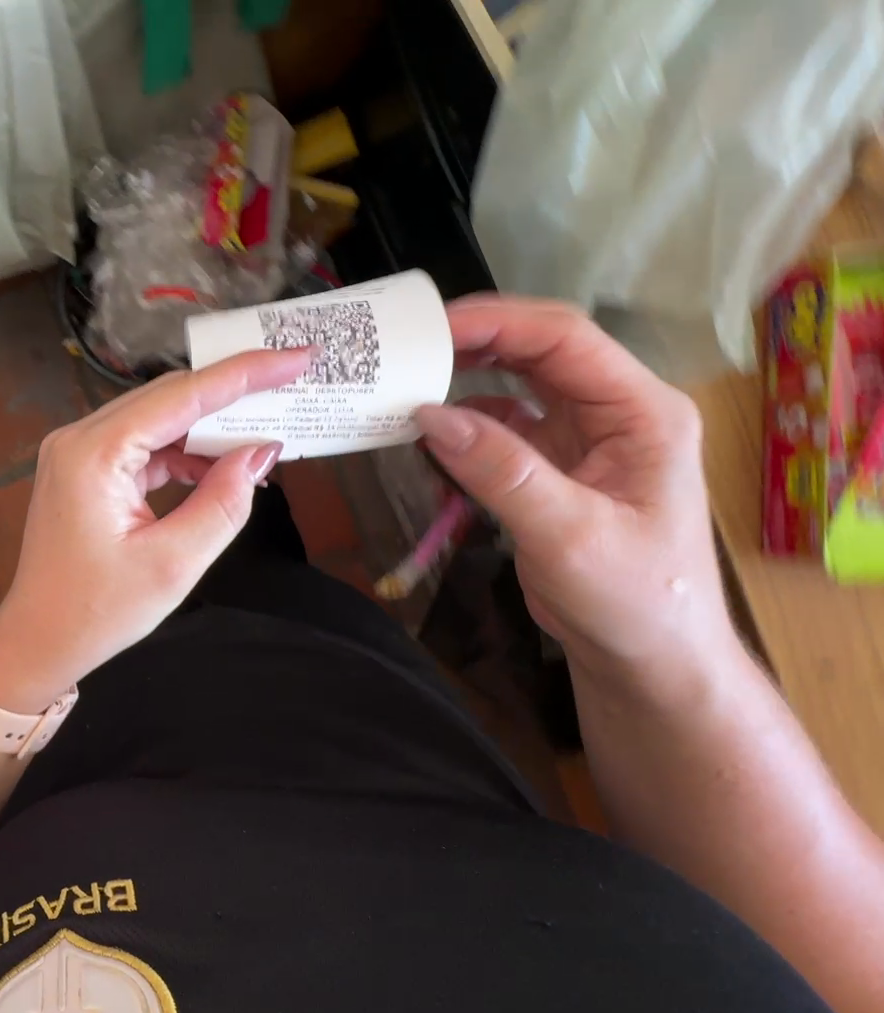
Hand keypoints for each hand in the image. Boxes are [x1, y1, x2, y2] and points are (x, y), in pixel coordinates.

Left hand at [0, 348, 310, 713]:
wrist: (39, 639)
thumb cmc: (97, 611)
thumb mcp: (173, 563)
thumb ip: (223, 502)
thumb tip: (262, 451)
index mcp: (93, 454)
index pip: (181, 397)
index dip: (245, 373)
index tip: (298, 356)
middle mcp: (77, 439)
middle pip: (166, 399)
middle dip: (231, 395)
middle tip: (293, 389)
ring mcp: (75, 453)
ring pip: (155, 420)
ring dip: (208, 429)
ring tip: (265, 438)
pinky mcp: (81, 471)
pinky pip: (141, 447)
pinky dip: (182, 455)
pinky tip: (219, 470)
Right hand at [414, 296, 736, 679]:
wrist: (646, 652)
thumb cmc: (630, 595)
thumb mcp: (565, 533)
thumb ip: (501, 471)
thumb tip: (428, 416)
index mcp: (641, 411)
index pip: (565, 340)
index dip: (496, 323)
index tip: (427, 330)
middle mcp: (613, 411)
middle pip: (539, 349)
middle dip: (474, 338)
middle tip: (404, 346)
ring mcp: (580, 437)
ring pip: (516, 382)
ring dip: (462, 375)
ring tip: (403, 378)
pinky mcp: (550, 465)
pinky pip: (499, 424)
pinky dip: (459, 422)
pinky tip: (422, 430)